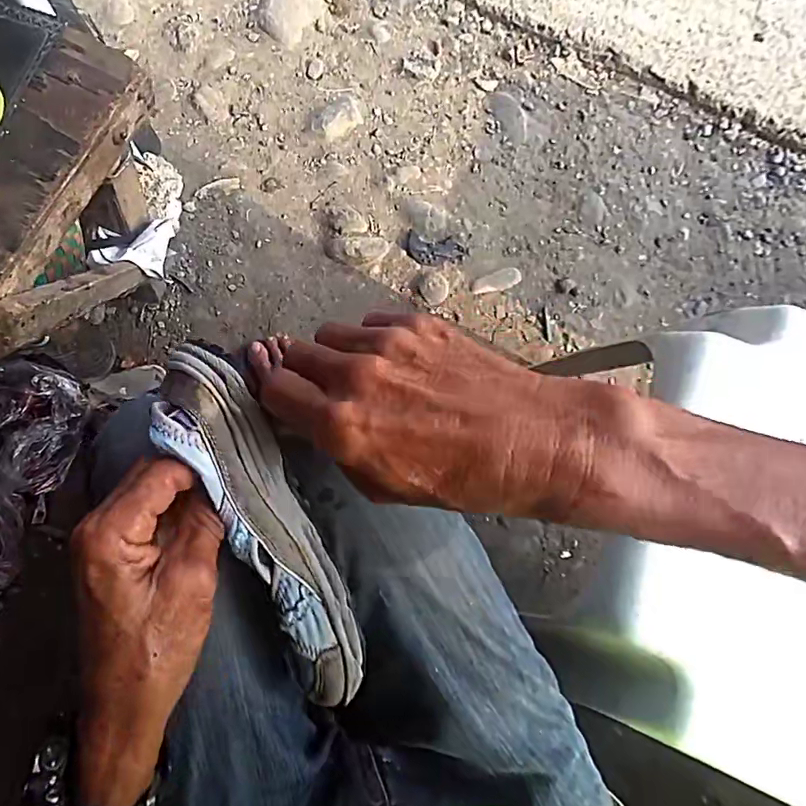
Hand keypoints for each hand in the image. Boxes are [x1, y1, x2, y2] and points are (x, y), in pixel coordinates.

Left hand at [70, 456, 222, 805]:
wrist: (122, 702)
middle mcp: (91, 525)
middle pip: (144, 476)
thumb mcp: (192, 584)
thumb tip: (216, 485)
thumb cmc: (157, 651)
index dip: (195, 467)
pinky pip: (136, 515)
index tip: (230, 472)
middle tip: (227, 486)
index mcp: (108, 531)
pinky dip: (164, 513)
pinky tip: (192, 522)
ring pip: (141, 493)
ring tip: (216, 502)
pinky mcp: (101, 552)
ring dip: (177, 495)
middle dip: (186, 478)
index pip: (157, 473)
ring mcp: (92, 538)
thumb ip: (202, 525)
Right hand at [250, 312, 616, 519]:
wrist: (535, 439)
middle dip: (298, 371)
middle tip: (318, 387)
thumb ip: (337, 447)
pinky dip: (370, 339)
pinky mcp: (416, 322)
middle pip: (293, 354)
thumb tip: (313, 420)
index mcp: (341, 424)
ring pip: (329, 333)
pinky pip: (368, 321)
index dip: (271, 392)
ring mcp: (387, 342)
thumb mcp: (382, 484)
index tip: (277, 394)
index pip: (273, 388)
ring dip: (335, 354)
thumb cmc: (460, 477)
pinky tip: (398, 361)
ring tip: (365, 374)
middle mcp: (355, 376)